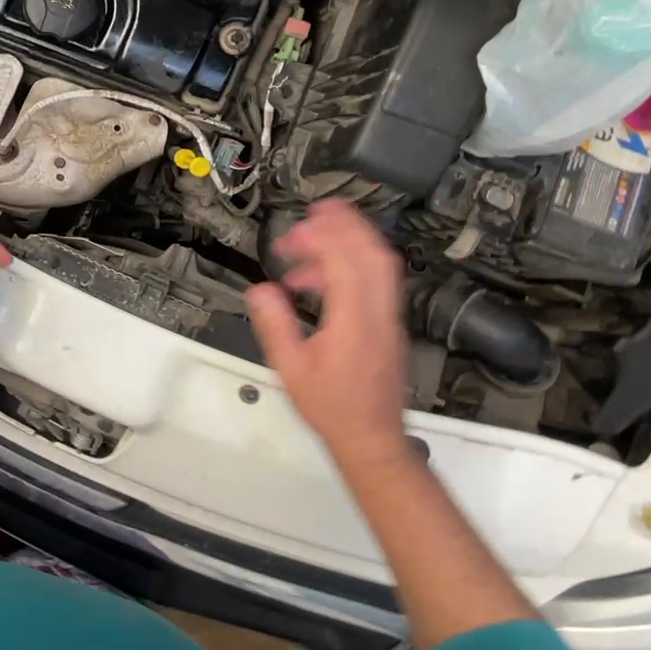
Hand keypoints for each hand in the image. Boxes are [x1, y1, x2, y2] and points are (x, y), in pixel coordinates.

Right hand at [245, 199, 410, 466]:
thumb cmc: (333, 407)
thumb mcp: (290, 367)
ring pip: (382, 267)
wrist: (372, 439)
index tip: (301, 225)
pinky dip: (353, 266)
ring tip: (311, 243)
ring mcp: (389, 321)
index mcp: (354, 322)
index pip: (346, 265)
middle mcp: (379, 316)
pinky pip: (378, 283)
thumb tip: (261, 290)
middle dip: (349, 226)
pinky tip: (321, 278)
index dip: (325, 238)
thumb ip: (275, 324)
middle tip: (320, 210)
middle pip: (375, 256)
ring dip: (351, 244)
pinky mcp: (389, 328)